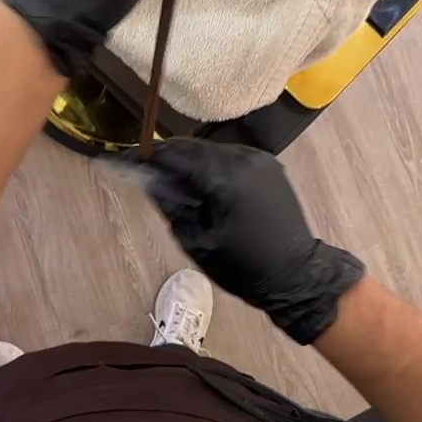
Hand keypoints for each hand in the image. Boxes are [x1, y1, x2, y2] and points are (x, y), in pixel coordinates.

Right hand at [140, 139, 365, 343]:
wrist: (295, 274)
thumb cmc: (240, 266)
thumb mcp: (195, 240)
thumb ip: (170, 204)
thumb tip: (148, 179)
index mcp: (222, 180)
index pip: (174, 156)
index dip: (146, 157)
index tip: (125, 161)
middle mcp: (242, 160)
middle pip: (192, 147)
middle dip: (166, 155)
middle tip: (144, 168)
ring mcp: (258, 159)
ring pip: (210, 149)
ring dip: (188, 158)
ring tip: (171, 175)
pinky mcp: (268, 164)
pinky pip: (230, 155)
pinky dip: (210, 163)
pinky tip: (201, 179)